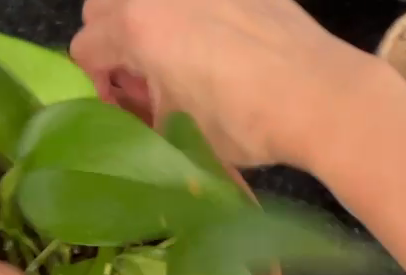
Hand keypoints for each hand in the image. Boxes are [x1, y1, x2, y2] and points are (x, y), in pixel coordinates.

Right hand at [71, 0, 379, 167]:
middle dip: (113, 45)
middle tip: (142, 84)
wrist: (318, 96)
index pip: (86, 48)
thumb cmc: (243, 121)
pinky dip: (187, 18)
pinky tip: (215, 49)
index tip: (120, 110)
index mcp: (138, 25)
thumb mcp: (180, 130)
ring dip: (147, 27)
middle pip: (105, 6)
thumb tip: (135, 106)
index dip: (97, 87)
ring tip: (177, 66)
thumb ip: (143, 113)